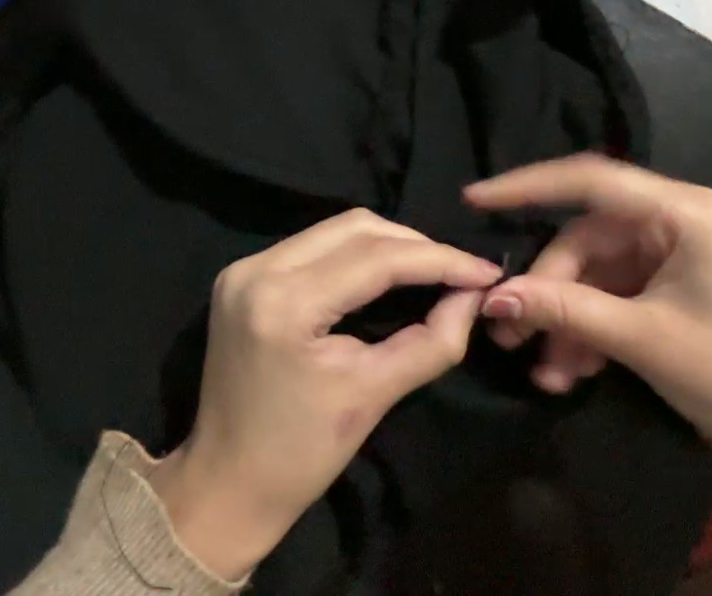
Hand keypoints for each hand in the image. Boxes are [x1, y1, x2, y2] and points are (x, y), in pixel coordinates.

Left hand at [148, 209, 501, 579]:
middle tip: (460, 272)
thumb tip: (474, 296)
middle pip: (355, 228)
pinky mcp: (242, 275)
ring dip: (387, 244)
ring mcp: (244, 268)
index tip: (486, 271)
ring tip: (431, 270)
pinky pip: (312, 245)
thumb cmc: (301, 453)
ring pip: (334, 230)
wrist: (225, 483)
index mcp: (285, 302)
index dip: (439, 259)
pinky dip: (355, 253)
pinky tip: (386, 273)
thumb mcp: (374, 395)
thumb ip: (432, 341)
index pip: (377, 258)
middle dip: (415, 245)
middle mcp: (258, 269)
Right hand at [465, 155, 711, 472]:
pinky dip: (587, 330)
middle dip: (546, 290)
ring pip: (591, 274)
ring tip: (546, 373)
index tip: (475, 200)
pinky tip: (571, 371)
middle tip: (510, 336)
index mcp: (682, 213)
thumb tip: (494, 299)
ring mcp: (668, 256)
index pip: (590, 181)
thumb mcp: (646, 340)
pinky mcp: (666, 287)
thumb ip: (567, 311)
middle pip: (583, 241)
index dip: (527, 187)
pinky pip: (609, 296)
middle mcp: (672, 221)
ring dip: (564, 320)